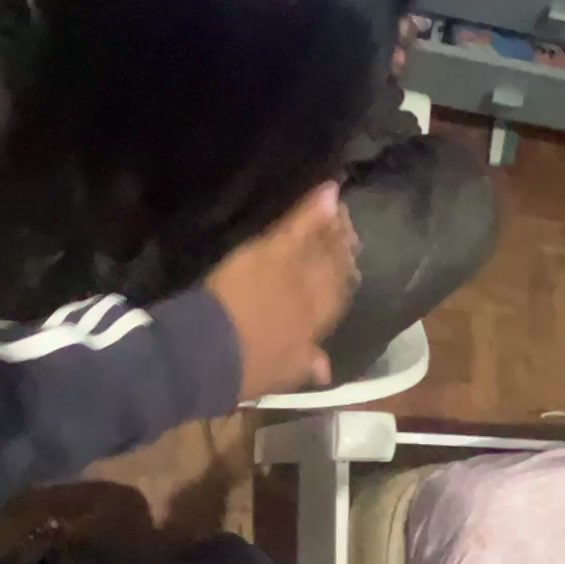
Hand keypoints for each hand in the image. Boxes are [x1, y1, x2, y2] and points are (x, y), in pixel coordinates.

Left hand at [206, 181, 359, 399]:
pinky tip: (328, 190)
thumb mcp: (280, 374)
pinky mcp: (269, 252)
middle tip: (350, 234)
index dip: (344, 282)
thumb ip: (305, 365)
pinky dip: (312, 209)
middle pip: (332, 268)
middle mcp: (311, 294)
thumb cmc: (245, 368)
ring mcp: (291, 270)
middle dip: (342, 251)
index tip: (351, 269)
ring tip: (340, 213)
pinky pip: (296, 227)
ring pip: (318, 246)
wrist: (213, 352)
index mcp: (314, 326)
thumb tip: (325, 370)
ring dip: (332, 228)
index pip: (337, 298)